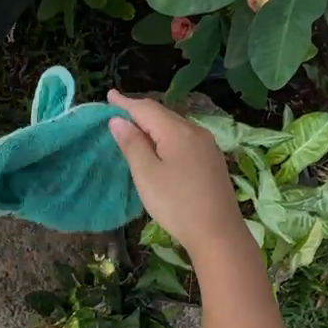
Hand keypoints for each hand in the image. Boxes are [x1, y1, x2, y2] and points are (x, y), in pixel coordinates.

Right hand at [107, 90, 250, 259]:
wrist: (218, 232)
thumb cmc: (176, 204)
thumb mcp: (147, 175)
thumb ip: (132, 144)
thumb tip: (118, 120)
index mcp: (177, 131)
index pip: (146, 109)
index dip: (126, 102)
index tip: (109, 95)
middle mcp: (195, 132)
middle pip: (163, 115)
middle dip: (140, 112)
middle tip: (119, 112)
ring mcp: (207, 146)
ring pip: (176, 127)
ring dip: (154, 125)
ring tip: (136, 129)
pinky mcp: (212, 161)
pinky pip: (185, 139)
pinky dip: (167, 137)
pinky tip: (161, 147)